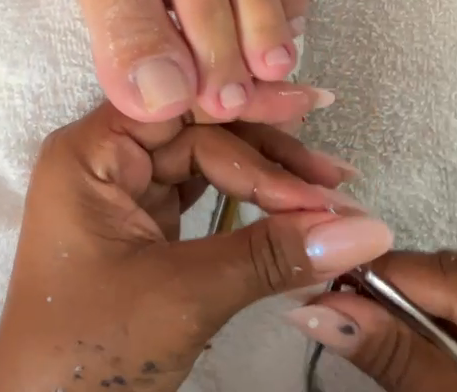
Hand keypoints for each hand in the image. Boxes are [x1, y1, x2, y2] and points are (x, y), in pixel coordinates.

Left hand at [0, 102, 391, 389]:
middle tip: (337, 174)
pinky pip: (205, 195)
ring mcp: (126, 191)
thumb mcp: (184, 295)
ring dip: (267, 176)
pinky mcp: (145, 225)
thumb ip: (270, 255)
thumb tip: (365, 229)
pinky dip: (250, 203)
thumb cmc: (91, 350)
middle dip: (269, 153)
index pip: (181, 107)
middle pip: (199, 131)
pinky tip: (292, 206)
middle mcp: (106, 157)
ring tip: (330, 190)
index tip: (312, 114)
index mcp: (92, 150)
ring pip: (208, 162)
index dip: (248, 112)